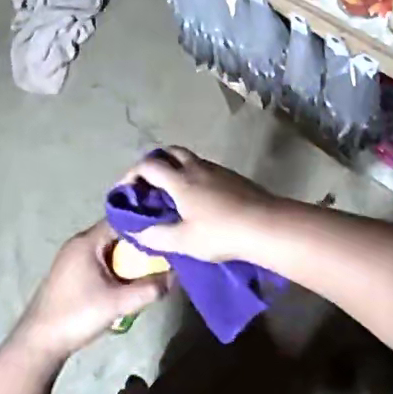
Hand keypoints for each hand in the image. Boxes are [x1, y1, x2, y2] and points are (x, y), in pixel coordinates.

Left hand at [18, 221, 169, 357]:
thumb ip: (149, 289)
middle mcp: (79, 243)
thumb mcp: (118, 303)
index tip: (167, 226)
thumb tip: (176, 276)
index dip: (145, 221)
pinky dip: (117, 264)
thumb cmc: (76, 315)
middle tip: (164, 247)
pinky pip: (101, 258)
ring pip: (109, 247)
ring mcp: (73, 258)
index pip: (122, 219)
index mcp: (87, 241)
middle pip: (116, 232)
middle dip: (140, 240)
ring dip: (128, 254)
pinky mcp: (72, 273)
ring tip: (153, 262)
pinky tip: (130, 277)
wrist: (39, 343)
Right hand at [118, 147, 282, 262]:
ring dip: (175, 168)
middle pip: (170, 152)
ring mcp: (218, 170)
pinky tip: (197, 198)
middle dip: (154, 163)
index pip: (148, 166)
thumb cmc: (220, 233)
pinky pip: (205, 168)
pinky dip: (193, 175)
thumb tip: (137, 230)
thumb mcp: (184, 241)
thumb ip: (156, 236)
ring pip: (190, 158)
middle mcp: (197, 168)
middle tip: (148, 185)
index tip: (126, 191)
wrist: (266, 225)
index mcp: (180, 180)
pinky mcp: (233, 177)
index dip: (132, 174)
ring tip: (171, 193)